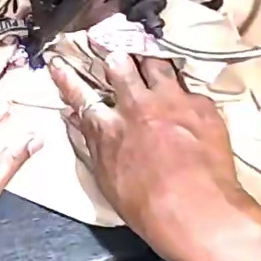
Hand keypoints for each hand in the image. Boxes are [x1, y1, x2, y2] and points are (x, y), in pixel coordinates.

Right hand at [50, 51, 260, 260]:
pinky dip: (184, 92)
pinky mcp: (202, 105)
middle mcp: (137, 107)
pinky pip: (190, 88)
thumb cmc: (147, 206)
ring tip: (149, 57)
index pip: (80, 95)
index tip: (58, 62)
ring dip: (149, 61)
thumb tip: (77, 124)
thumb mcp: (107, 179)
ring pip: (157, 64)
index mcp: (108, 128)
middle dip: (114, 56)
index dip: (67, 77)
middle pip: (121, 67)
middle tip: (113, 48)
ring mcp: (172, 101)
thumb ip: (92, 145)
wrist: (197, 211)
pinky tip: (188, 100)